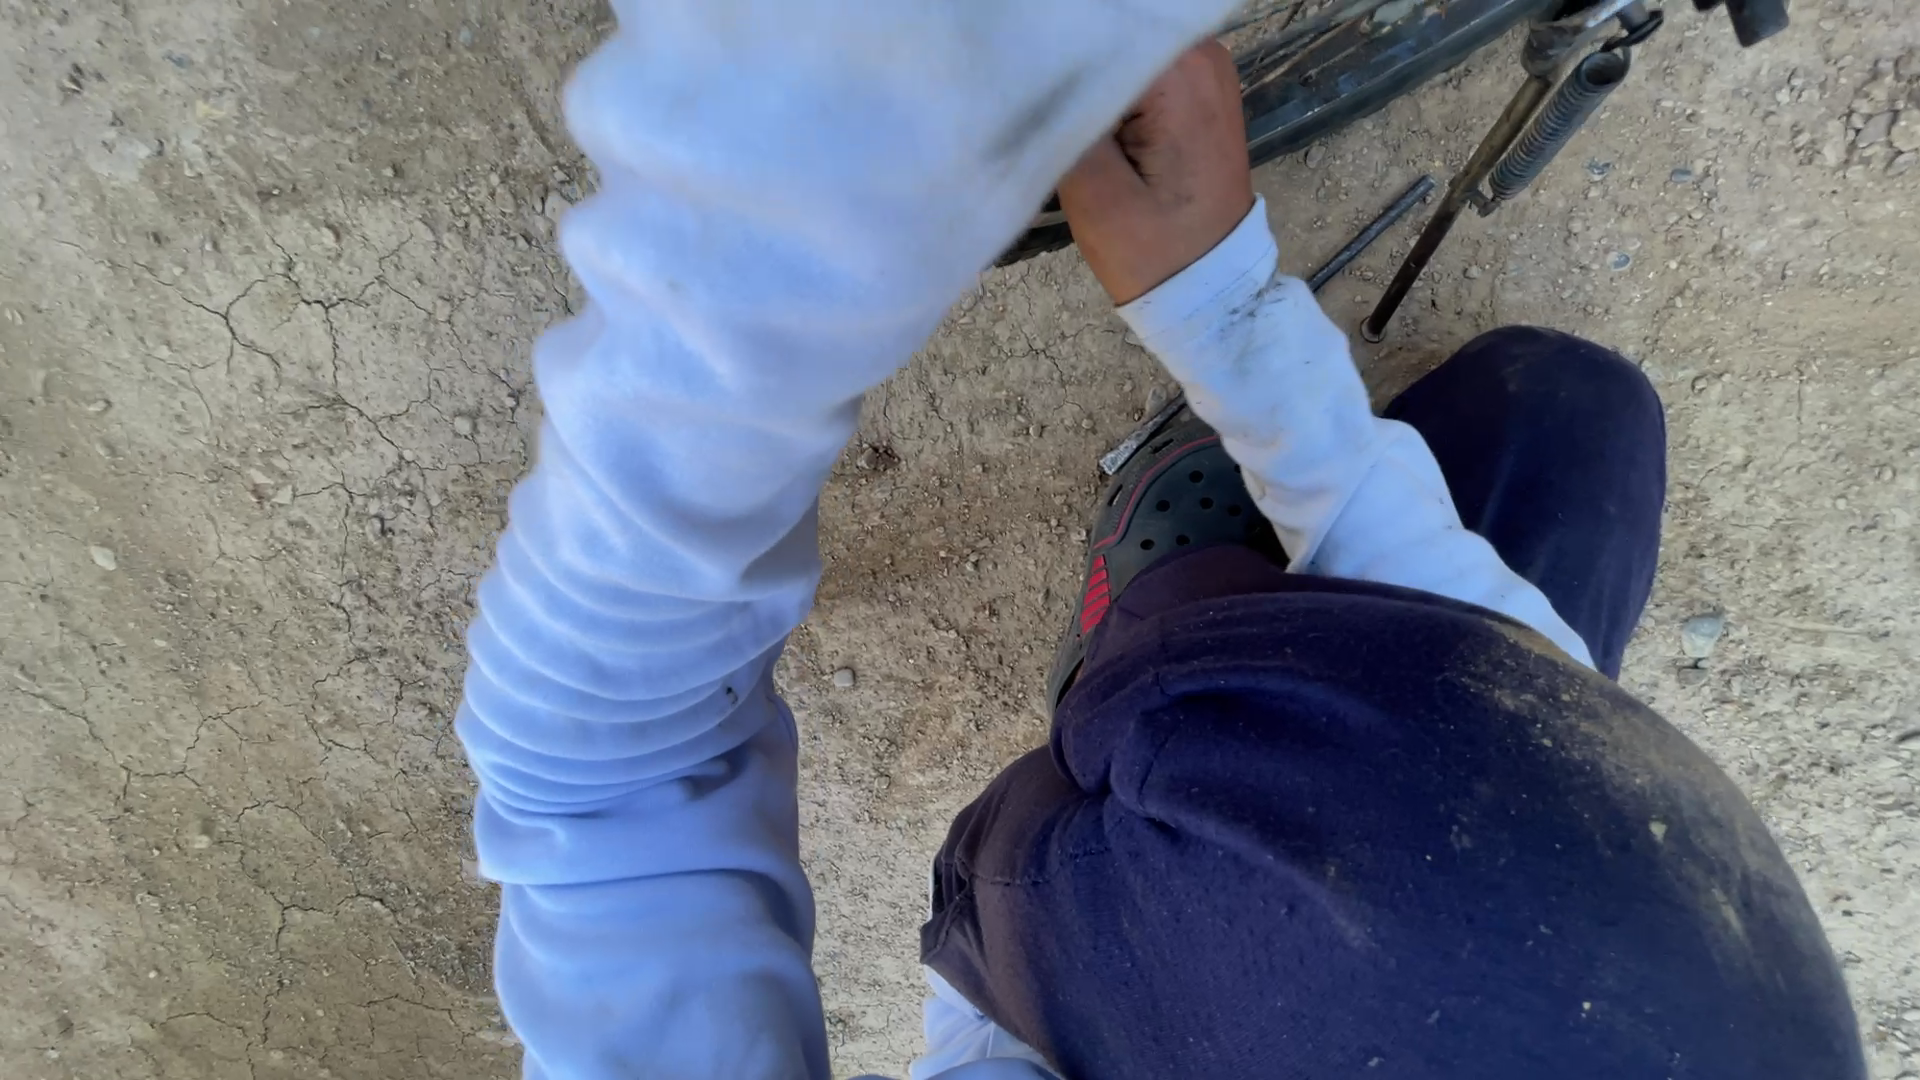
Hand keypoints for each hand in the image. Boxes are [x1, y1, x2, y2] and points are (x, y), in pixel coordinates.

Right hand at [1057, 41, 1254, 305]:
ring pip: (1123, 55)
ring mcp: (1204, 74)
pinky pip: (1141, 77)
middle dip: (1070, 68)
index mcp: (1180, 72)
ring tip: (1061, 122)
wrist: (1209, 290)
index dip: (1054, 54)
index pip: (1100, 33)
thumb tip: (1035, 79)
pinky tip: (1090, 129)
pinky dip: (1109, 97)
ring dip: (1087, 85)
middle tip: (1038, 111)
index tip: (1025, 87)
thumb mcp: (1096, 198)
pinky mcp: (1196, 97)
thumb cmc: (1154, 254)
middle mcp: (1201, 55)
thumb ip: (1064, 126)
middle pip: (1115, 36)